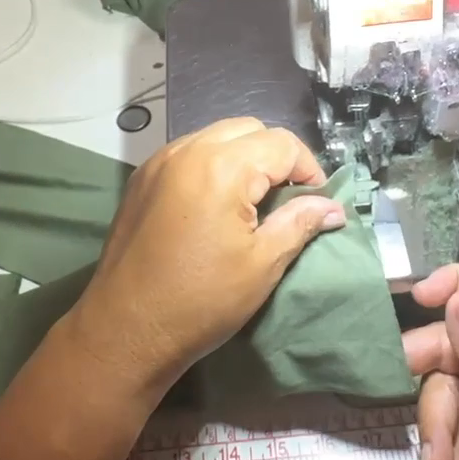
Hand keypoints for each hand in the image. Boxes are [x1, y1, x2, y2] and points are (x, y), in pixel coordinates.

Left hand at [64, 118, 345, 393]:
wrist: (125, 329)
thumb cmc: (200, 301)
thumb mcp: (262, 264)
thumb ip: (300, 223)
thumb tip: (333, 207)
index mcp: (221, 167)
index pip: (282, 144)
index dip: (309, 170)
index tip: (316, 204)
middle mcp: (188, 150)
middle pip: (249, 130)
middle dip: (276, 157)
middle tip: (287, 200)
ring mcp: (160, 161)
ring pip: (217, 135)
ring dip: (244, 156)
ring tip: (254, 201)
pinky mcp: (143, 177)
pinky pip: (189, 151)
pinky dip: (213, 163)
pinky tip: (217, 202)